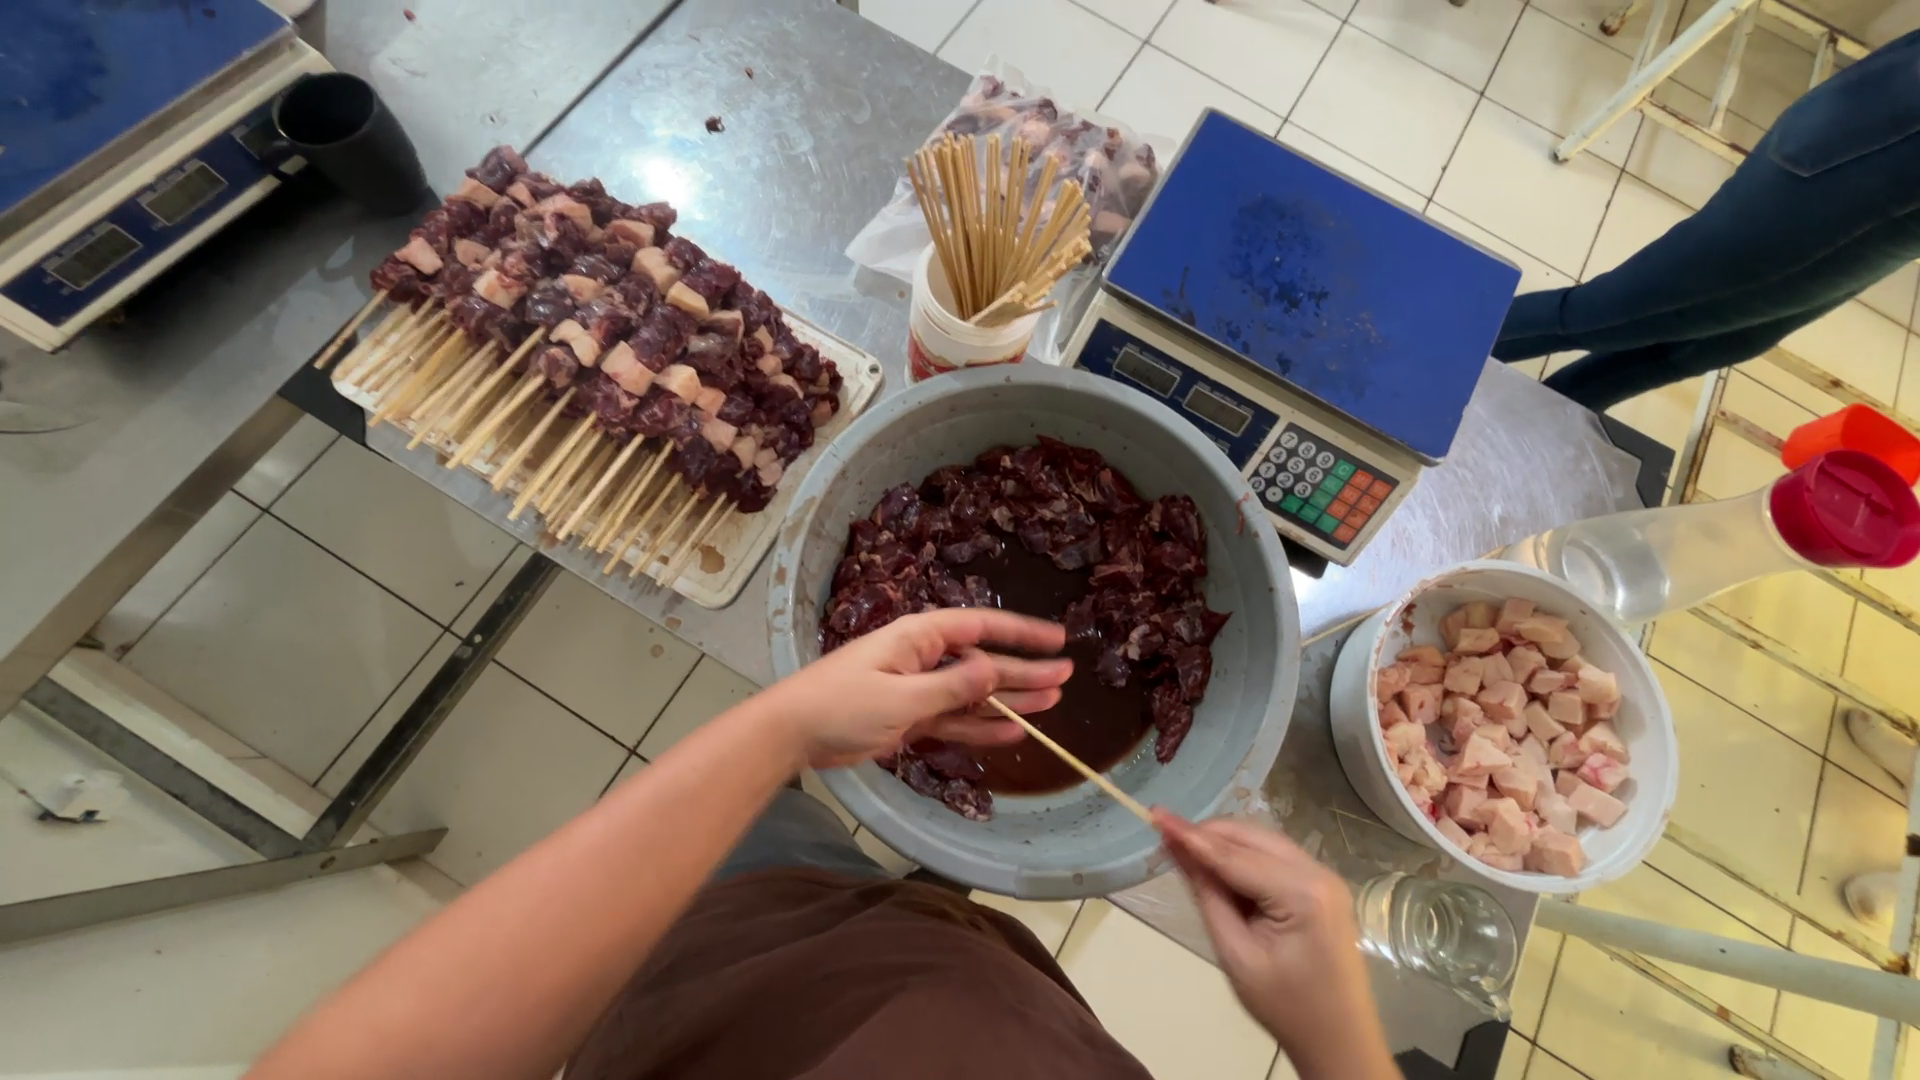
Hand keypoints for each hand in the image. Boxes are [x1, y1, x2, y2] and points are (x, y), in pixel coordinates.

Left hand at [765, 609, 1072, 768]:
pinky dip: (982, 728)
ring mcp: (920, 689)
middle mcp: (925, 658)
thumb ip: (951, 687)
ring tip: (1052, 702)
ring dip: (1011, 699)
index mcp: (921, 638)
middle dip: (1025, 670)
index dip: (1021, 634)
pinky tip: (1013, 732)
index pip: (981, 628)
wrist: (793, 732)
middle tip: (1066, 678)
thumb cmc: (842, 704)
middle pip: (985, 663)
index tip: (1057, 640)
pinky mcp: (912, 718)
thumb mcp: (901, 696)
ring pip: (975, 694)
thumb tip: (995, 671)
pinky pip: (956, 721)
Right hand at [1156, 812, 1394, 1078]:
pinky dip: (1242, 854)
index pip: (1234, 855)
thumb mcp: (1235, 953)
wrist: (1341, 1043)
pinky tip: (1218, 867)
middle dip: (1206, 833)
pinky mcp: (1321, 883)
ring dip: (1223, 842)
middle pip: (1250, 836)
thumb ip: (1206, 894)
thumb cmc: (1285, 1007)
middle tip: (1164, 834)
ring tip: (1185, 851)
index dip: (1190, 834)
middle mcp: (1319, 872)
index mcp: (1303, 894)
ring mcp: (1325, 875)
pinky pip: (1273, 854)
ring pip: (1260, 839)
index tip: (1154, 814)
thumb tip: (1177, 848)